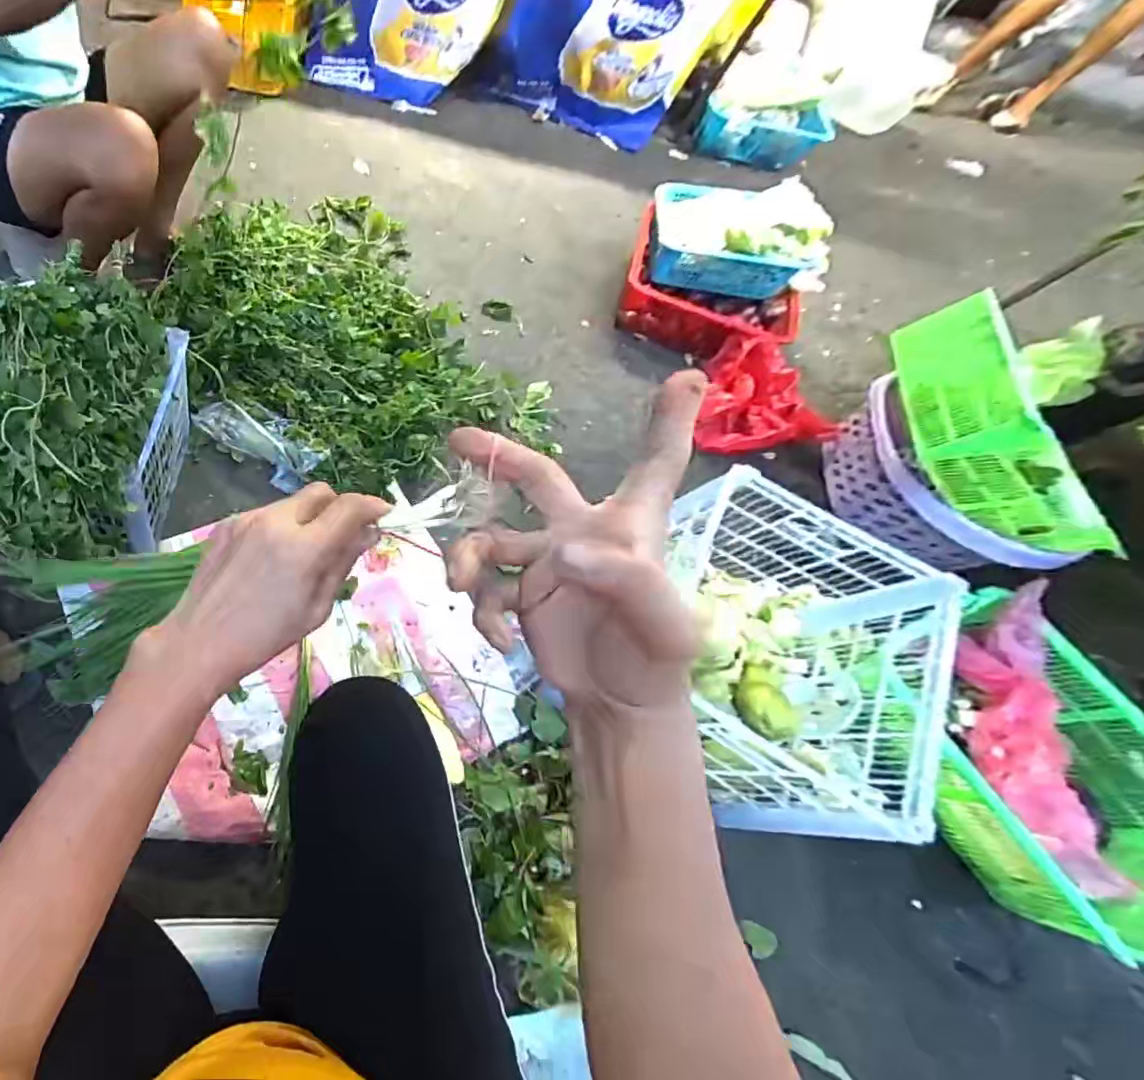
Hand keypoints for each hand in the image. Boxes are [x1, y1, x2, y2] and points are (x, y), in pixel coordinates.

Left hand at [151, 483, 389, 690]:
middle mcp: (276, 522)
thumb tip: (368, 533)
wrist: (200, 642)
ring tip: (299, 555)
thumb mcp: (317, 608)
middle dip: (339, 507)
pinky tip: (268, 560)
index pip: (349, 507)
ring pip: (292, 503)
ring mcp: (247, 519)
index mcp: (304, 548)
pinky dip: (279, 528)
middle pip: (321, 492)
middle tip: (341, 535)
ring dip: (307, 518)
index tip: (382, 514)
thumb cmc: (266, 637)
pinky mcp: (227, 524)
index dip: (372, 506)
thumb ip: (343, 563)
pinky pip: (265, 515)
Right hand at [446, 371, 706, 717]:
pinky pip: (484, 591)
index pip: (654, 465)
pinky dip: (481, 612)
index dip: (669, 423)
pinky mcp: (519, 597)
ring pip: (488, 540)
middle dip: (497, 455)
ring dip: (467, 558)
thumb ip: (628, 583)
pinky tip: (499, 639)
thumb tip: (565, 552)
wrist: (618, 705)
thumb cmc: (653, 660)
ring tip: (462, 586)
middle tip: (457, 440)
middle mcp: (578, 533)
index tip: (686, 379)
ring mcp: (543, 564)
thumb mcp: (665, 628)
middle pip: (536, 478)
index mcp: (625, 528)